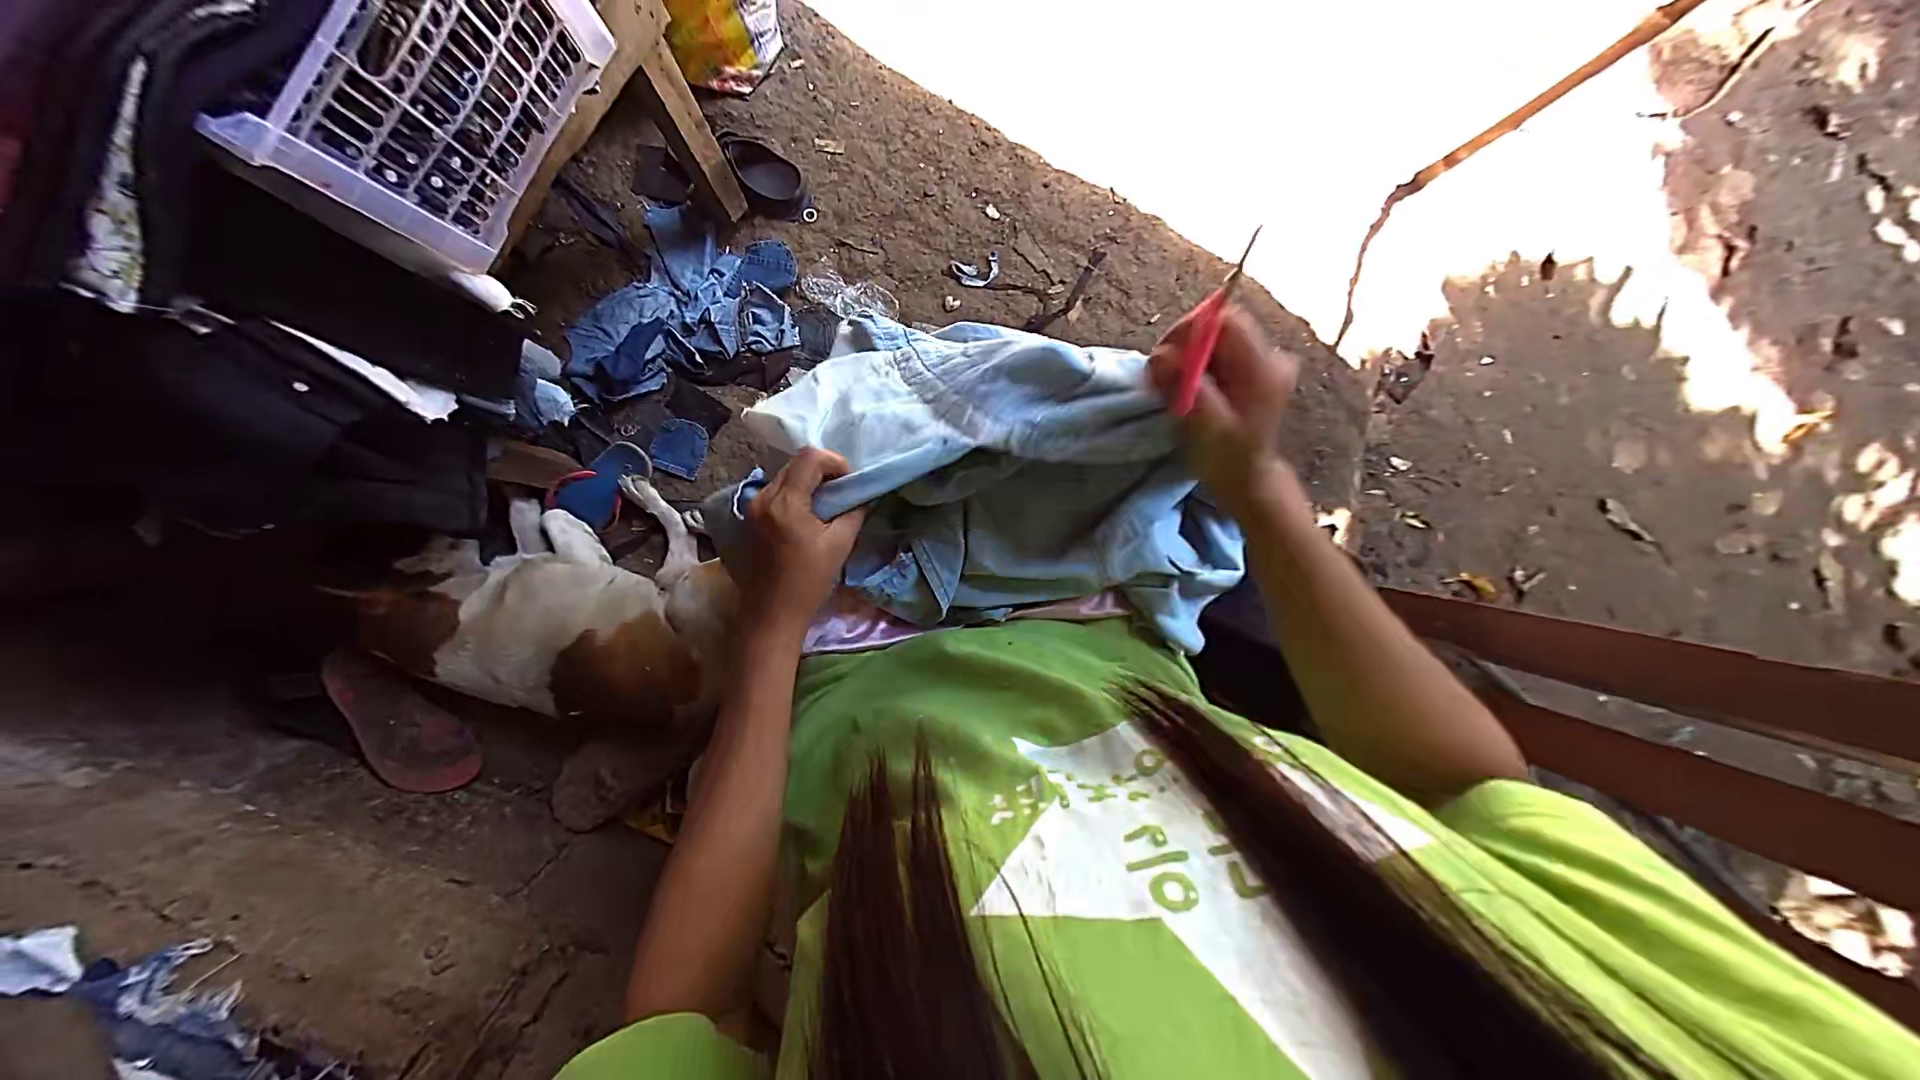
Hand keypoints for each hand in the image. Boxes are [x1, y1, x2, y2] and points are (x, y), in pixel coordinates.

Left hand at [745, 448, 867, 628]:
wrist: (773, 613)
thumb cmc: (808, 581)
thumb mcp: (840, 544)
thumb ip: (854, 512)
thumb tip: (863, 496)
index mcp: (785, 502)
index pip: (811, 457)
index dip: (836, 462)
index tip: (849, 484)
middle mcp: (764, 497)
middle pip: (797, 463)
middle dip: (824, 472)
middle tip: (842, 495)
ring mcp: (754, 506)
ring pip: (787, 475)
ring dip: (810, 483)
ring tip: (827, 507)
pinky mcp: (751, 517)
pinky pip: (778, 491)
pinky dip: (797, 494)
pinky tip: (809, 517)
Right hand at [1148, 302, 1300, 521]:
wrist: (1247, 480)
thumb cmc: (1227, 460)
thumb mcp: (1205, 427)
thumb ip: (1185, 388)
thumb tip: (1159, 355)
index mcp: (1263, 369)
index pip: (1225, 321)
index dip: (1190, 330)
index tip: (1165, 357)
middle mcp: (1268, 357)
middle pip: (1217, 326)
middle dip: (1183, 346)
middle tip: (1162, 376)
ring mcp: (1260, 362)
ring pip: (1212, 340)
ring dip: (1185, 359)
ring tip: (1172, 388)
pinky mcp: (1247, 370)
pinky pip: (1214, 353)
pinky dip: (1193, 367)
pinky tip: (1185, 391)